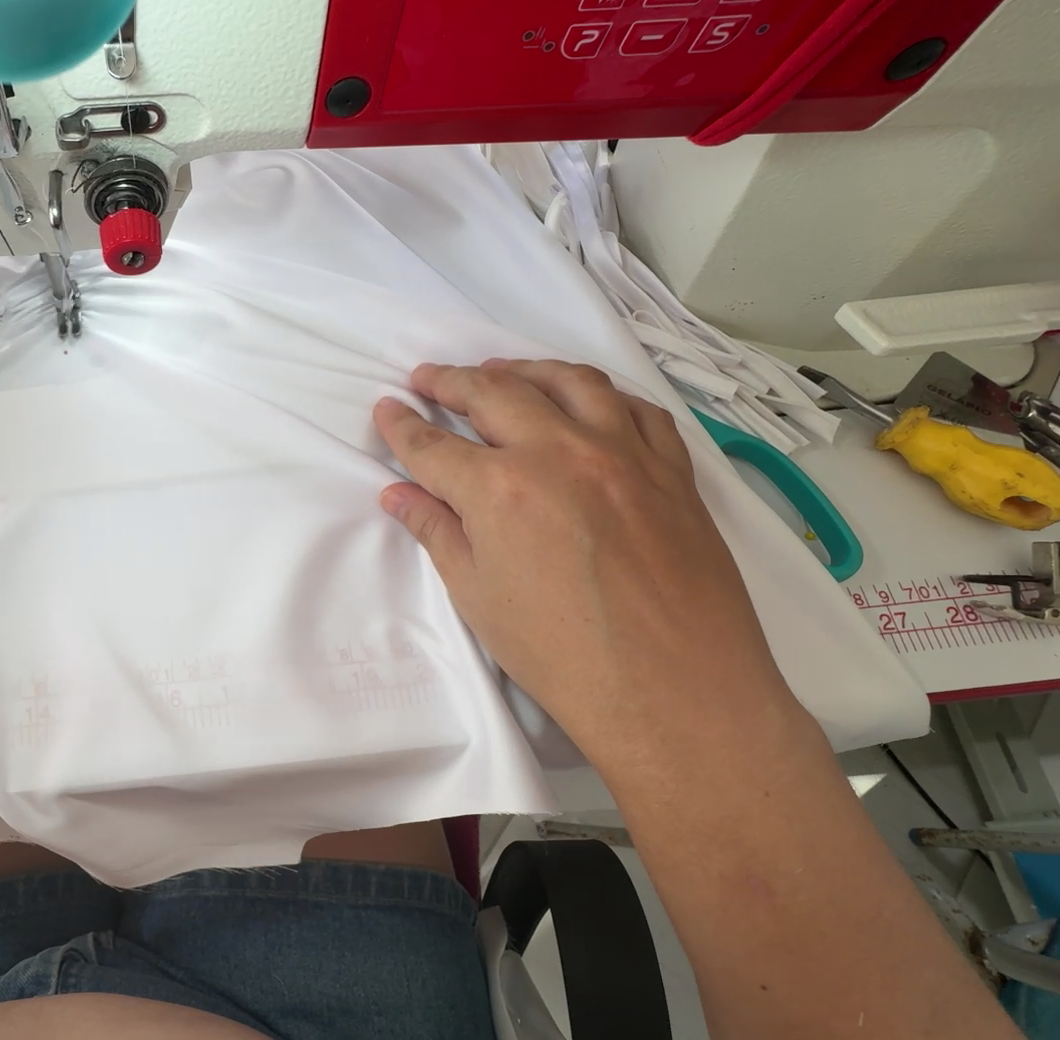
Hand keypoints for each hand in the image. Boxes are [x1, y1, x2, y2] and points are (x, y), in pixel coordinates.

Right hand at [373, 360, 793, 765]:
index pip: (433, 445)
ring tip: (499, 370)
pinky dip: (600, 393)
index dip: (401, 426)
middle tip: (427, 378)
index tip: (386, 409)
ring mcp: (623, 453)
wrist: (674, 691)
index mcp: (499, 487)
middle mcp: (559, 452)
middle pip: (493, 394)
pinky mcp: (670, 468)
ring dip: (523, 368)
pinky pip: (635, 408)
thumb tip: (398, 494)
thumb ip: (436, 531)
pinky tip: (585, 400)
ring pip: (568, 381)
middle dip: (450, 381)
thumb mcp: (477, 595)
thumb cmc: (559, 653)